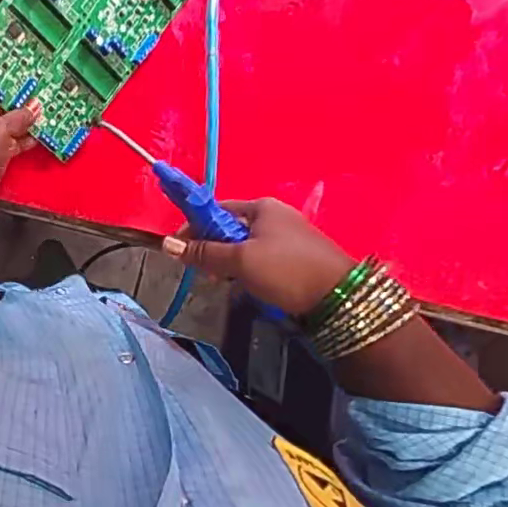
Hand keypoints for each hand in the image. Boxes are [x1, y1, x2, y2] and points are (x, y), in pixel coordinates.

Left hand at [0, 87, 39, 207]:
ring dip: (26, 115)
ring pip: (10, 120)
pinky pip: (15, 138)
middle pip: (1, 101)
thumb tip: (36, 105)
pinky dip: (27, 135)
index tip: (15, 64)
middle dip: (19, 94)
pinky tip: (43, 129)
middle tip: (38, 82)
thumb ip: (21, 116)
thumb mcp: (2, 129)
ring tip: (45, 102)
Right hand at [159, 197, 356, 315]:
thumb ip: (203, 253)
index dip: (194, 228)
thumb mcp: (239, 261)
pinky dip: (246, 271)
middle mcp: (273, 217)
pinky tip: (246, 286)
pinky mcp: (293, 258)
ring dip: (228, 264)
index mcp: (261, 208)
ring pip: (241, 247)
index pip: (215, 210)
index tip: (180, 249)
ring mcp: (285, 237)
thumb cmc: (286, 270)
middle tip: (206, 272)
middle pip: (227, 229)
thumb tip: (166, 244)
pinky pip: (258, 259)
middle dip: (211, 250)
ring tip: (226, 282)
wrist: (341, 298)